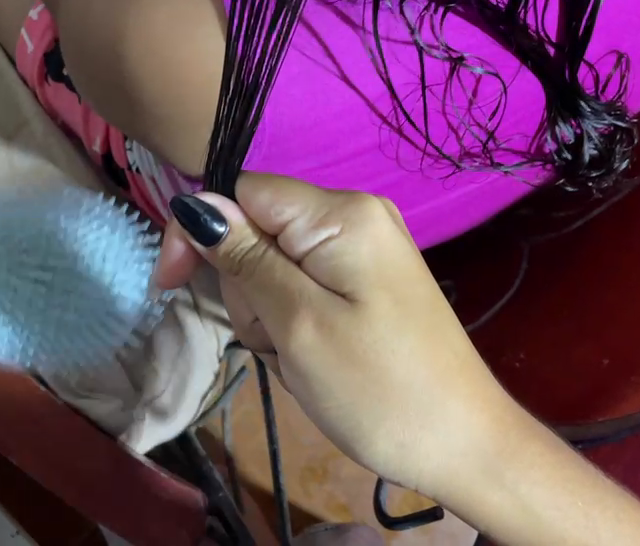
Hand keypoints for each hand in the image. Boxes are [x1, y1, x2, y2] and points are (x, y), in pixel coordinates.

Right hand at [157, 176, 506, 500]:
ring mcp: (363, 244)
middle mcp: (353, 212)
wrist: (467, 448)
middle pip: (257, 226)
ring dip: (267, 309)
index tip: (171, 285)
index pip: (241, 191)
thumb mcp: (298, 324)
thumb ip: (244, 257)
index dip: (201, 230)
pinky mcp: (367, 274)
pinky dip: (291, 316)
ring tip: (299, 355)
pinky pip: (303, 279)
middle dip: (245, 285)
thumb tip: (195, 202)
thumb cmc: (379, 389)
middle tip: (277, 340)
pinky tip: (313, 353)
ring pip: (274, 258)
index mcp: (339, 212)